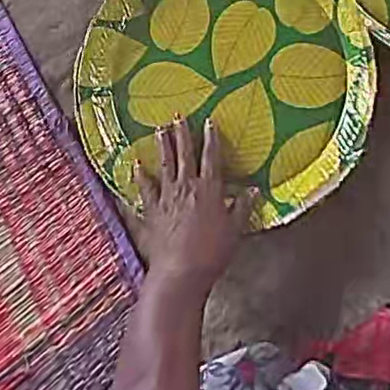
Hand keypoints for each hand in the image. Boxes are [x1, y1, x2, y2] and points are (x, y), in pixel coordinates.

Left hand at [136, 120, 252, 290]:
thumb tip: (254, 189)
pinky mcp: (152, 211)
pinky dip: (140, 176)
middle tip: (178, 115)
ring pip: (165, 165)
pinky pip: (145, 188)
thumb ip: (243, 207)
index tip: (209, 121)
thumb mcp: (235, 230)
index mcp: (209, 188)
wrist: (180, 274)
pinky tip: (135, 164)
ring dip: (163, 146)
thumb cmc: (212, 253)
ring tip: (160, 129)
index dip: (211, 138)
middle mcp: (187, 187)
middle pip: (185, 154)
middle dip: (182, 134)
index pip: (211, 157)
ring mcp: (167, 197)